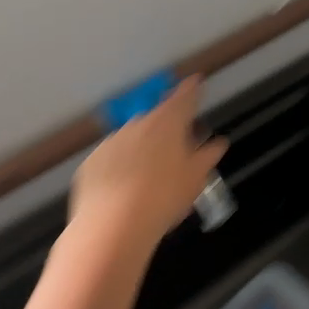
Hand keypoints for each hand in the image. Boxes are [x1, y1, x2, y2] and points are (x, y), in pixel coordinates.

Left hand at [70, 77, 226, 253]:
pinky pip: (112, 159)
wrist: (112, 227)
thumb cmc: (164, 196)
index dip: (192, 89)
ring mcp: (111, 142)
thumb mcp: (196, 177)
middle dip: (166, 129)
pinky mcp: (90, 164)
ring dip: (142, 149)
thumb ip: (208, 155)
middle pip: (157, 118)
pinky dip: (120, 166)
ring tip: (149, 178)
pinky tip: (125, 191)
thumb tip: (217, 144)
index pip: (185, 96)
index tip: (196, 81)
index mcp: (169, 122)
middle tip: (176, 151)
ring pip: (133, 139)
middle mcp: (139, 124)